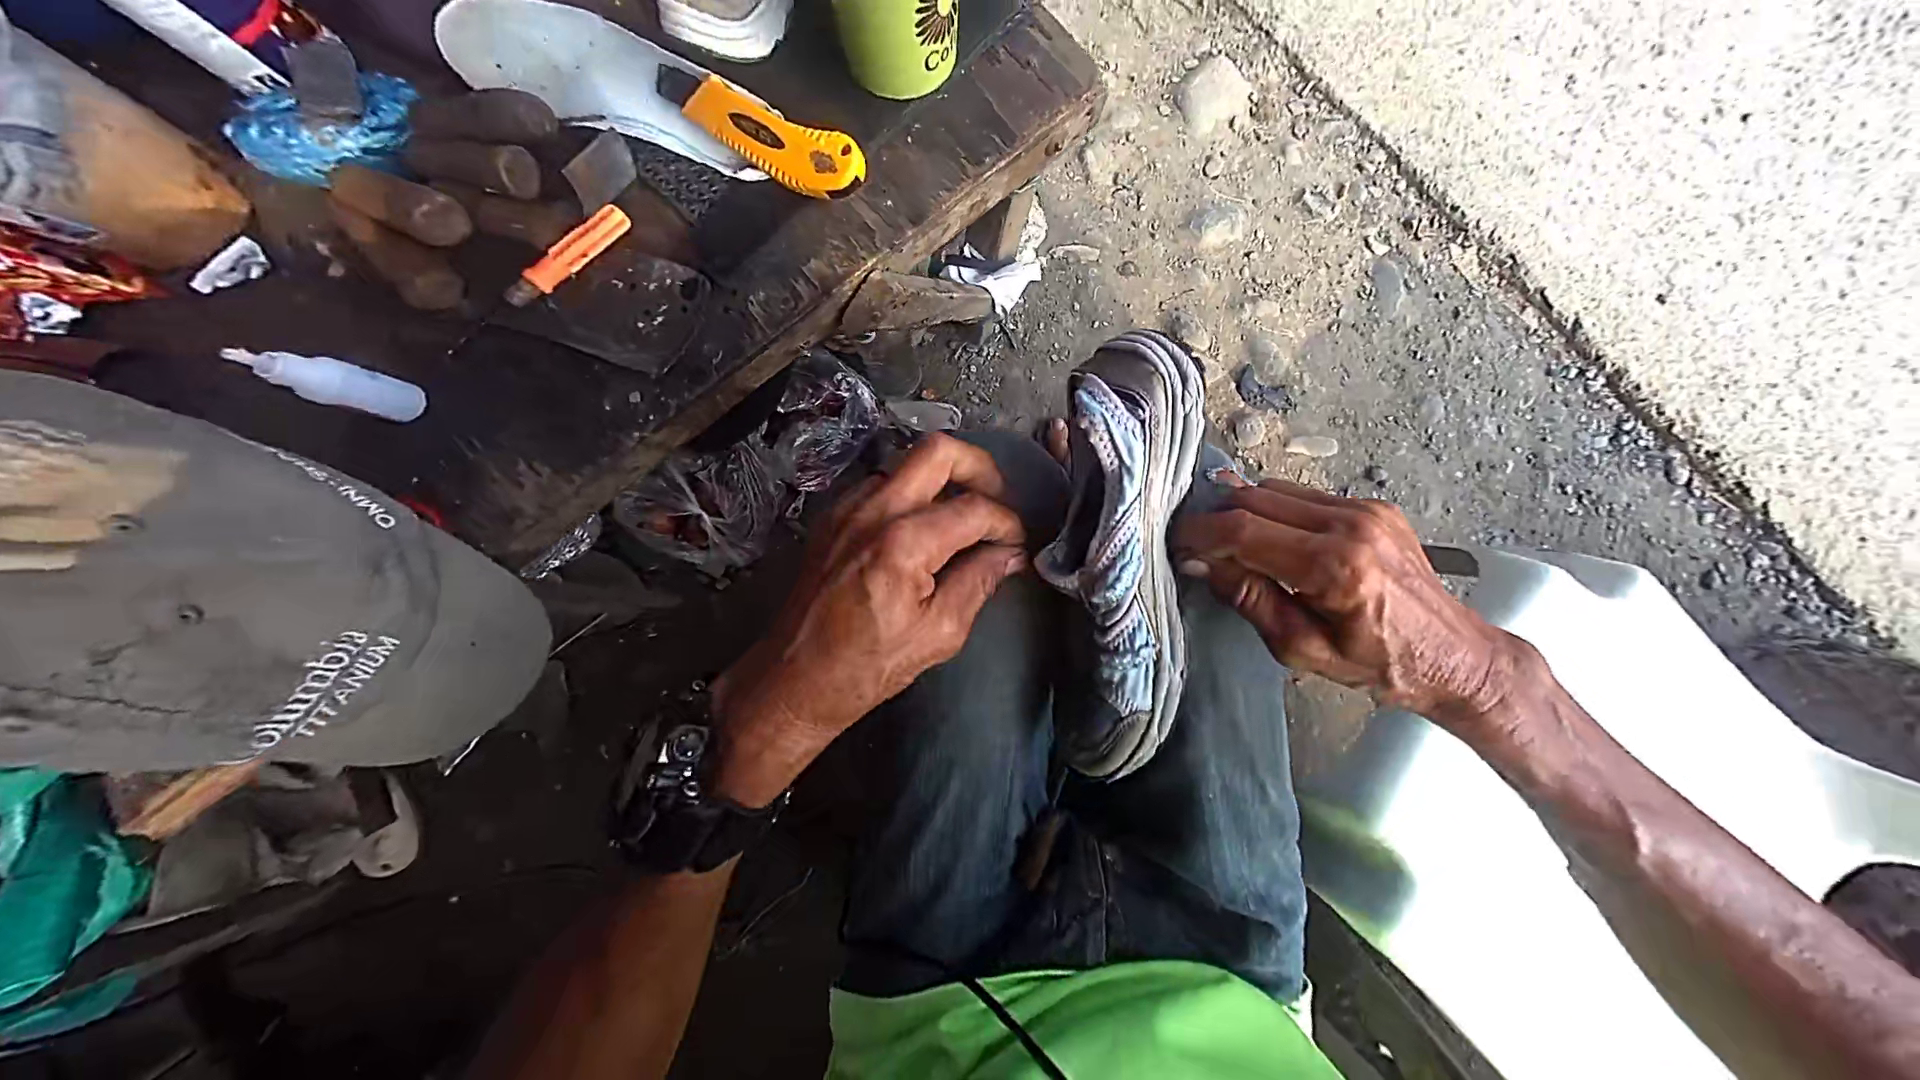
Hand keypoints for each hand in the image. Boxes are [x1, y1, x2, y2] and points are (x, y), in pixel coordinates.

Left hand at [710, 435, 1026, 804]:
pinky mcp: (832, 517)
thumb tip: (1009, 555)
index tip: (1015, 542)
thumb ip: (978, 582)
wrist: (795, 677)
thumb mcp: (938, 634)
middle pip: (939, 451)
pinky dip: (910, 494)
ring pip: (907, 462)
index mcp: (903, 544)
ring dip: (942, 480)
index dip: (1007, 523)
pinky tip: (920, 529)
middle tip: (996, 502)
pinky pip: (881, 484)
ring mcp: (847, 509)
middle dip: (980, 469)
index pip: (975, 508)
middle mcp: (873, 512)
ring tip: (961, 517)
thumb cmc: (866, 666)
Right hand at [1172, 476, 1520, 722]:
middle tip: (1195, 546)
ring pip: (1274, 489)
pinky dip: (1272, 511)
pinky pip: (1301, 495)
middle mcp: (1350, 525)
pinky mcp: (1371, 506)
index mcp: (1334, 566)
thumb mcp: (1300, 648)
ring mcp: (1364, 509)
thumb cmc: (1378, 663)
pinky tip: (1269, 539)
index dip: (1199, 534)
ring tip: (1229, 544)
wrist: (1453, 654)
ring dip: (1241, 511)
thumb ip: (1248, 599)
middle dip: (1214, 519)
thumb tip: (1202, 564)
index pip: (1243, 530)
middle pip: (1253, 498)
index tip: (1177, 546)